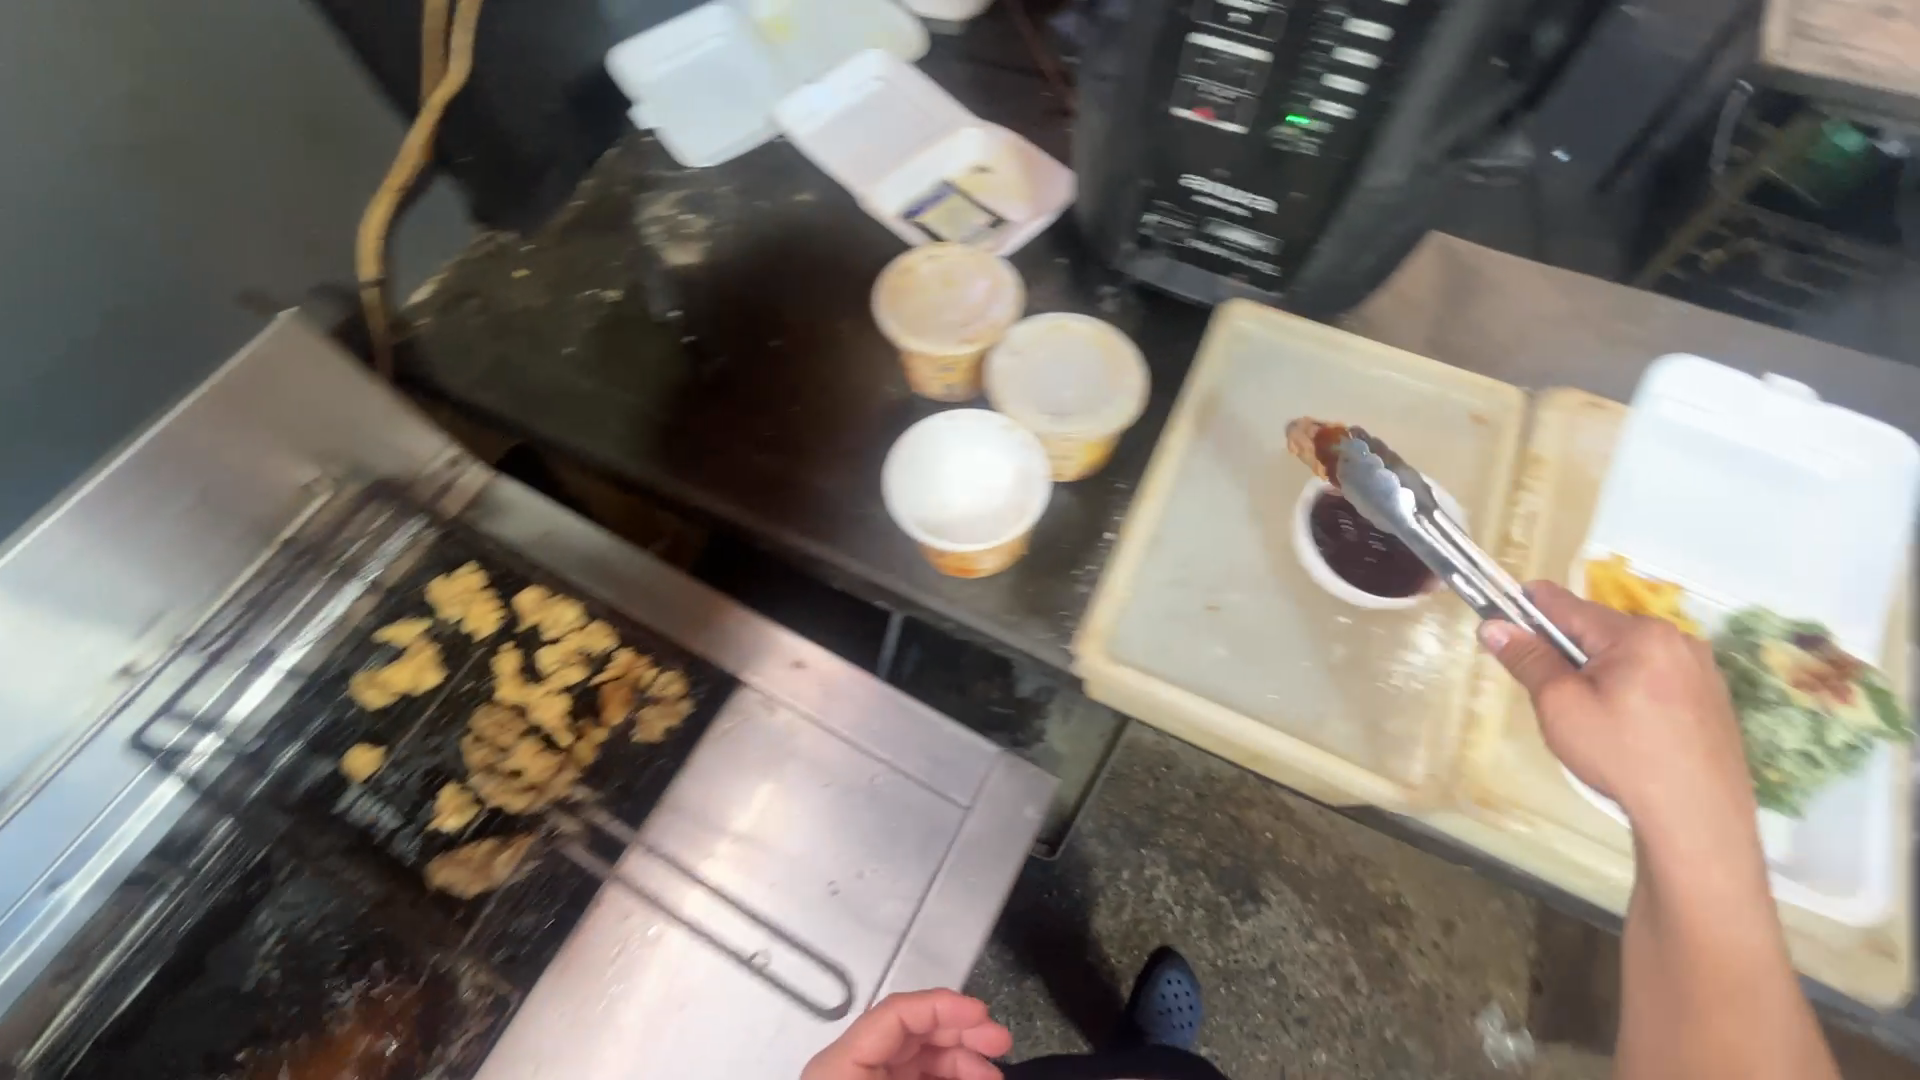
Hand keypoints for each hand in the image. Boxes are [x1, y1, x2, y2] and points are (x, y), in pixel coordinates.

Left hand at [801, 989, 1012, 1079]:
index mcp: (840, 1060)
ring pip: (919, 1055)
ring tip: (994, 1073)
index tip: (983, 1013)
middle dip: (961, 1033)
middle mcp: (851, 1064)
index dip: (945, 1005)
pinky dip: (946, 1077)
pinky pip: (915, 1077)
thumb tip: (986, 1068)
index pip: (897, 1010)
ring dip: (960, 1059)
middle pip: (912, 1029)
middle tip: (1001, 1041)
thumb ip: (939, 1074)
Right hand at [1478, 582, 1756, 854]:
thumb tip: (1492, 625)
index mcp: (1638, 634)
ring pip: (1622, 651)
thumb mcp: (1559, 704)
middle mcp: (1676, 638)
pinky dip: (1624, 684)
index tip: (1496, 626)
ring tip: (1585, 712)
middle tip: (1547, 690)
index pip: (1562, 603)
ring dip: (1593, 667)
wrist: (1698, 820)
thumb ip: (1527, 658)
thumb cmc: (1621, 755)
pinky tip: (1621, 724)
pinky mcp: (1710, 695)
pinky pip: (1650, 672)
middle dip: (1561, 647)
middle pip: (1594, 627)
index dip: (1521, 610)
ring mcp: (1700, 667)